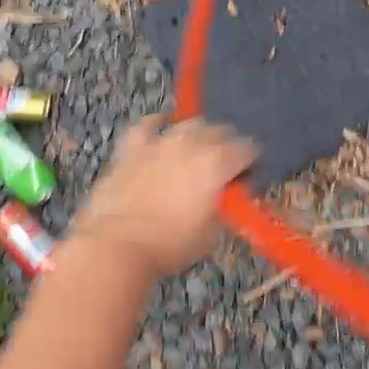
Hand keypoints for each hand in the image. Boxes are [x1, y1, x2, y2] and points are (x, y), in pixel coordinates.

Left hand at [74, 116, 256, 277]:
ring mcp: (161, 142)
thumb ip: (222, 208)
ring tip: (200, 144)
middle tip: (227, 161)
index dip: (251, 160)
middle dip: (228, 143)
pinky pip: (148, 124)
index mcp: (217, 164)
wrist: (117, 244)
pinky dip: (158, 122)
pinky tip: (163, 123)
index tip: (250, 171)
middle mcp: (192, 144)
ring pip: (189, 124)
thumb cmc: (169, 246)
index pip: (246, 148)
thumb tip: (223, 199)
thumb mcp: (211, 234)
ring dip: (199, 132)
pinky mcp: (133, 147)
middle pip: (219, 131)